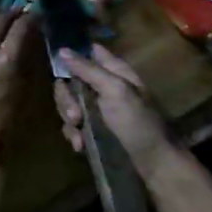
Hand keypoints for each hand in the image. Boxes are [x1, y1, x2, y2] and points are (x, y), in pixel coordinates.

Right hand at [55, 46, 173, 164]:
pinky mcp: (93, 130)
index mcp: (114, 71)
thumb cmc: (138, 122)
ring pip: (68, 105)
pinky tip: (80, 146)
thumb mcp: (115, 90)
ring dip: (69, 120)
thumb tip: (61, 50)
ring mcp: (98, 109)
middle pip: (70, 82)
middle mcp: (104, 86)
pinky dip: (74, 135)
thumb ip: (88, 70)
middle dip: (66, 99)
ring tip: (79, 137)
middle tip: (75, 115)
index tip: (59, 67)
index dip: (73, 56)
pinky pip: (73, 126)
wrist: (153, 162)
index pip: (90, 52)